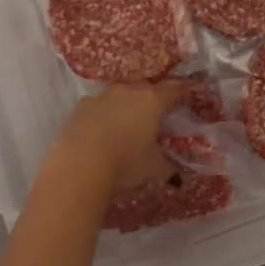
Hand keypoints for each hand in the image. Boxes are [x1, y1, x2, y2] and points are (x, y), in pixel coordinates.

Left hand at [57, 81, 187, 192]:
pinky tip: (100, 133)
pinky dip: (102, 116)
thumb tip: (177, 176)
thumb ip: (167, 167)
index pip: (173, 89)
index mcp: (152, 101)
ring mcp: (101, 97)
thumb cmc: (125, 163)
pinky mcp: (79, 107)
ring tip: (125, 125)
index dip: (181, 92)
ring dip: (124, 106)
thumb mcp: (153, 169)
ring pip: (119, 96)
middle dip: (151, 99)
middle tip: (154, 115)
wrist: (79, 166)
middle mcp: (128, 91)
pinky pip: (97, 107)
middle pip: (145, 89)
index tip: (186, 95)